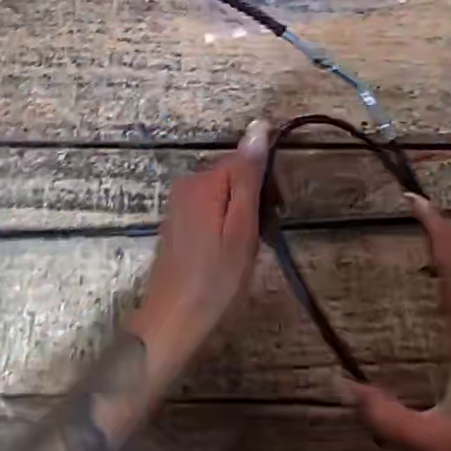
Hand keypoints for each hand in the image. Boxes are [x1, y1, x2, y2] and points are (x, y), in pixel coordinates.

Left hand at [129, 119, 268, 377]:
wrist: (172, 324)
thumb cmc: (215, 278)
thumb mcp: (242, 226)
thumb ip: (250, 175)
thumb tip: (259, 126)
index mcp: (204, 181)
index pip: (247, 160)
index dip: (268, 183)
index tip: (277, 212)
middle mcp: (188, 184)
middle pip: (236, 175)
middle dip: (256, 198)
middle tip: (263, 235)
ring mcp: (180, 205)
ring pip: (226, 193)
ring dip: (244, 213)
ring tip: (248, 248)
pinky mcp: (178, 223)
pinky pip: (212, 208)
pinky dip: (228, 224)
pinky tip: (230, 252)